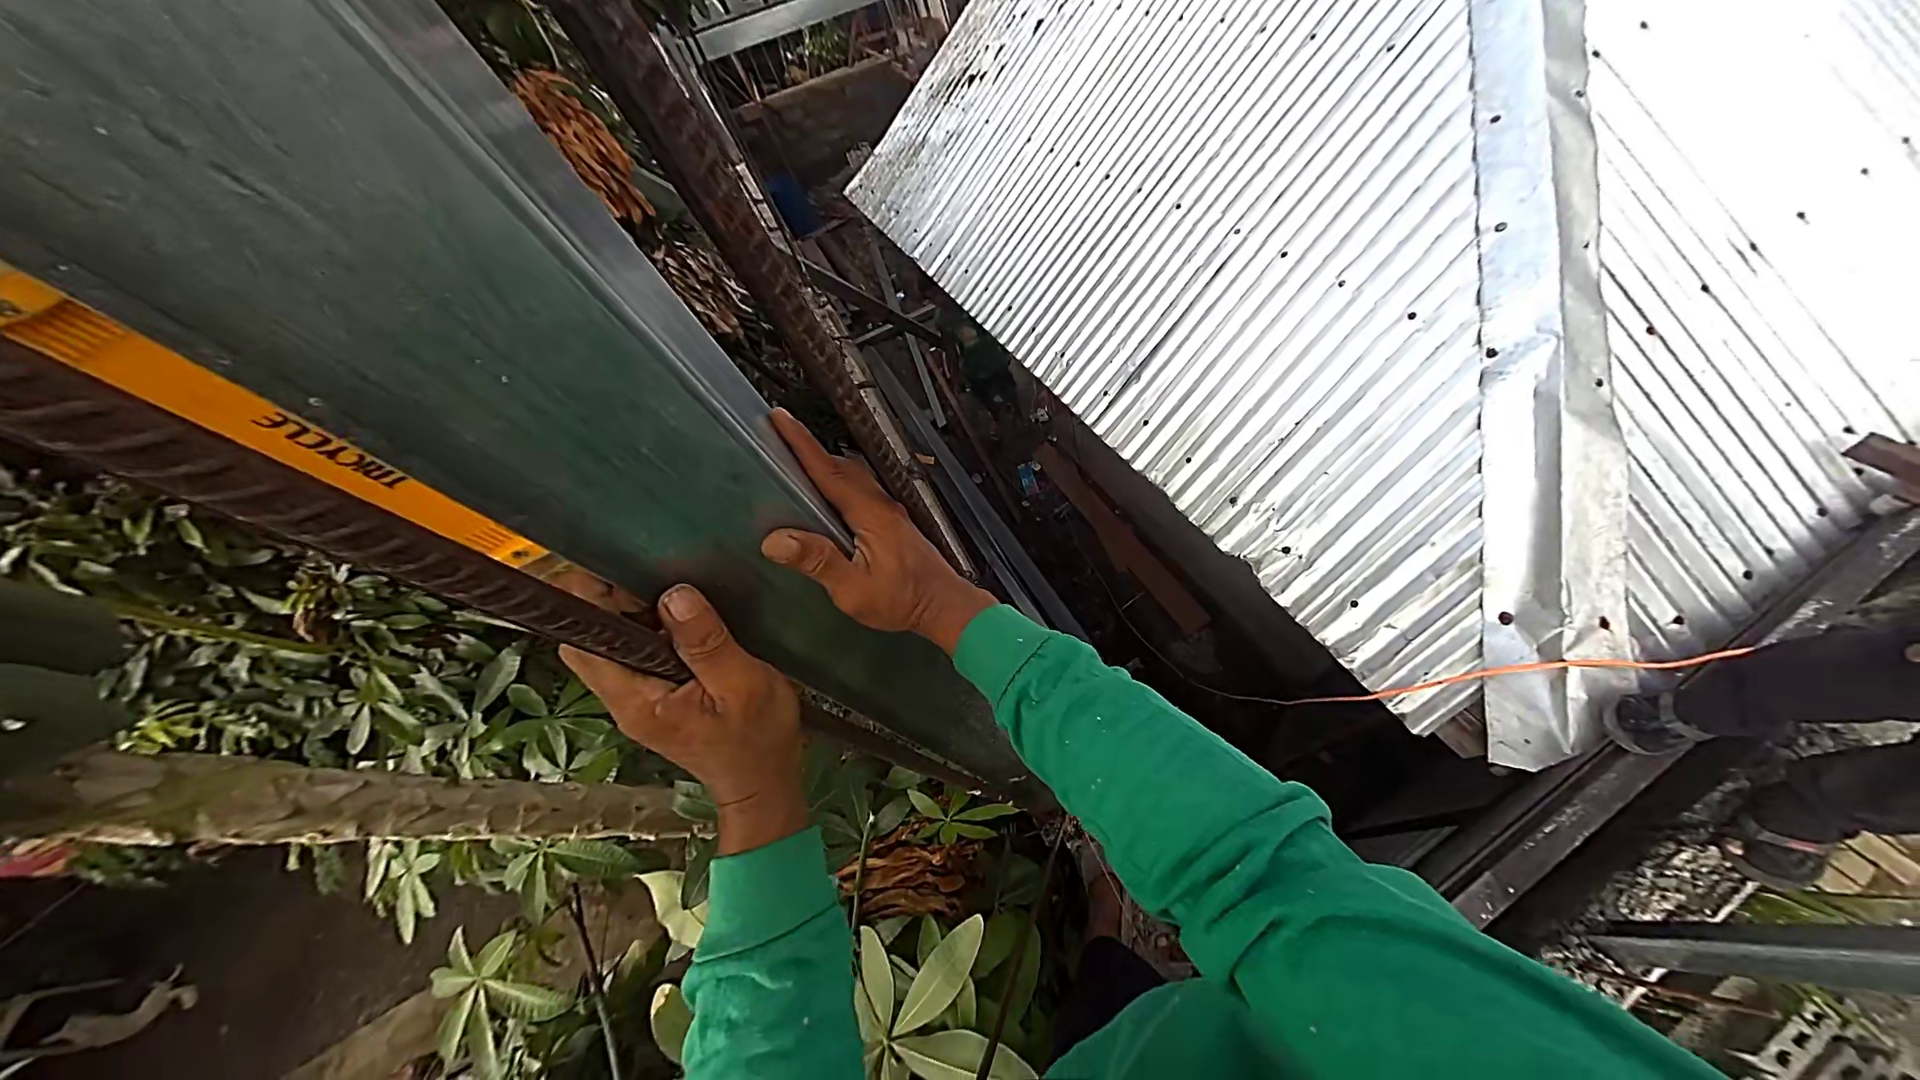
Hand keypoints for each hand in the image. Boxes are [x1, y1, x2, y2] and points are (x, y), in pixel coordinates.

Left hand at [557, 574, 806, 855]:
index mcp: (637, 699)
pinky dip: (654, 627)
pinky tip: (686, 615)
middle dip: (612, 600)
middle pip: (593, 638)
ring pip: (616, 643)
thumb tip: (676, 595)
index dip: (590, 598)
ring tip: (675, 588)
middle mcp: (626, 699)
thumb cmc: (758, 738)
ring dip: (635, 611)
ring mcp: (639, 699)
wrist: (764, 780)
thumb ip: (707, 643)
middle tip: (656, 573)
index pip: (586, 641)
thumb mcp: (744, 685)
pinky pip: (640, 653)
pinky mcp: (656, 697)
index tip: (618, 564)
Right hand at [761, 409, 994, 653]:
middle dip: (809, 448)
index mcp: (870, 514)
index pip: (829, 471)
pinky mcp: (893, 523)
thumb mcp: (854, 589)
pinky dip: (840, 482)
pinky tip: (829, 495)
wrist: (944, 606)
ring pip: (854, 477)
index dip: (801, 444)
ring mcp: (890, 512)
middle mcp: (881, 505)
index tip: (780, 419)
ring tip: (797, 460)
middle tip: (780, 434)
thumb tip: (776, 541)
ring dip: (826, 465)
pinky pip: (861, 491)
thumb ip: (818, 562)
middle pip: (841, 467)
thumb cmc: (903, 600)